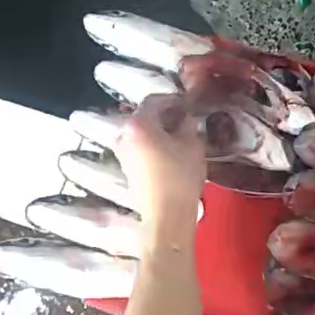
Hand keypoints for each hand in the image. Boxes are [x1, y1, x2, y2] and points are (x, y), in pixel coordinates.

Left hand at [113, 95, 205, 224]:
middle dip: (167, 114)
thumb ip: (188, 125)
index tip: (190, 103)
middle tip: (187, 117)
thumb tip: (186, 118)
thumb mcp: (192, 144)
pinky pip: (141, 145)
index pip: (155, 100)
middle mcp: (124, 135)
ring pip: (143, 131)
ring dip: (160, 129)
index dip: (174, 99)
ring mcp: (122, 152)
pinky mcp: (127, 167)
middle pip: (145, 115)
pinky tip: (172, 148)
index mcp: (138, 124)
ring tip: (182, 133)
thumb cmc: (180, 176)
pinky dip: (155, 142)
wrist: (167, 214)